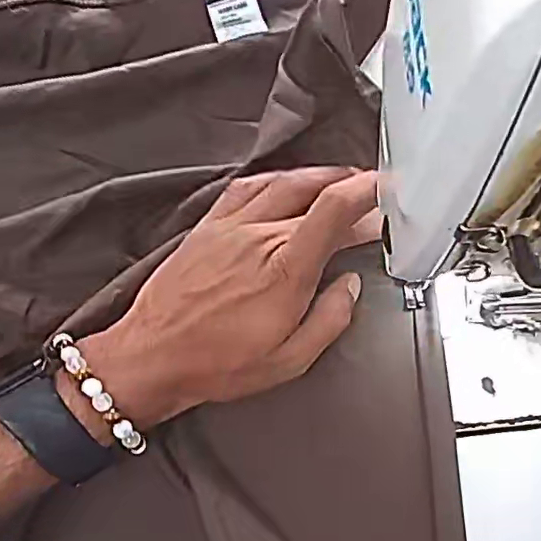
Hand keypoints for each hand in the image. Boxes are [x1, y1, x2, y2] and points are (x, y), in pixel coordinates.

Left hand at [71, 167, 379, 428]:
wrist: (154, 356)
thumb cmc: (217, 363)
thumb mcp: (289, 360)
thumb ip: (329, 319)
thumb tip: (350, 287)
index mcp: (285, 269)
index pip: (334, 209)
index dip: (367, 191)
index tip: (386, 190)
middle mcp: (259, 237)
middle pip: (315, 196)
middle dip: (350, 193)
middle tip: (369, 201)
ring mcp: (230, 228)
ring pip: (283, 183)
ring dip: (317, 177)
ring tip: (337, 181)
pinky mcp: (206, 229)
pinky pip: (245, 188)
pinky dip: (274, 179)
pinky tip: (284, 183)